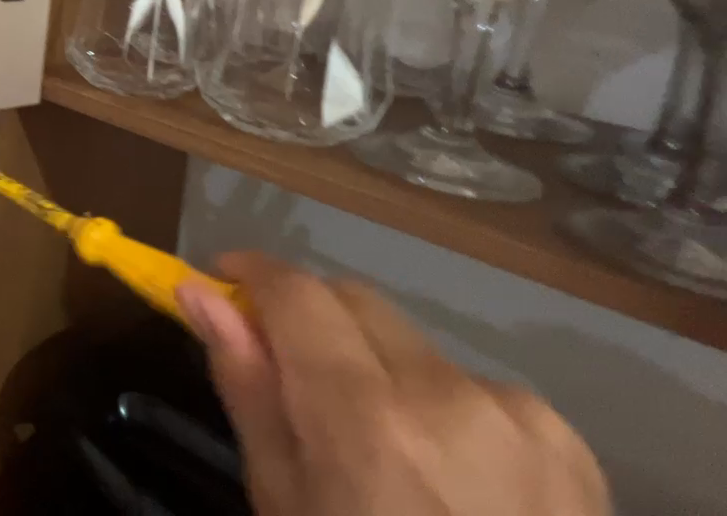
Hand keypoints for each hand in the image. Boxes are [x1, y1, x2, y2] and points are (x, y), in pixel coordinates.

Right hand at [177, 254, 609, 515]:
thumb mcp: (282, 496)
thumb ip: (246, 384)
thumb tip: (197, 294)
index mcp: (365, 415)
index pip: (297, 292)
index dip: (253, 272)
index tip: (223, 280)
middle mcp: (446, 392)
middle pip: (354, 299)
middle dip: (309, 314)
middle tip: (283, 362)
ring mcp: (518, 414)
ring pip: (409, 341)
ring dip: (372, 360)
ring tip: (372, 436)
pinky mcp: (567, 440)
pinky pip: (470, 383)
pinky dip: (433, 399)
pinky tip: (441, 464)